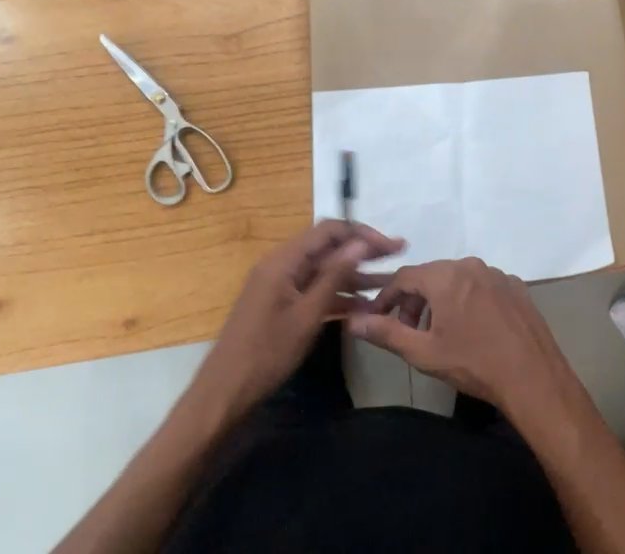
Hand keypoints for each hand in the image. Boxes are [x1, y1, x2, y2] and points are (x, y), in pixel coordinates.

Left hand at [200, 220, 404, 414]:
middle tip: (399, 254)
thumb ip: (334, 276)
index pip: (329, 231)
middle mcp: (281, 265)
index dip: (362, 233)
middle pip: (328, 247)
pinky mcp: (282, 304)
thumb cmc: (266, 354)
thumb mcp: (307, 315)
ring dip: (355, 275)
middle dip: (363, 250)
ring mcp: (281, 285)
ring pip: (324, 270)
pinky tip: (366, 306)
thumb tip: (361, 242)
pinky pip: (315, 290)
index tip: (391, 246)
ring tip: (391, 281)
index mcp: (283, 261)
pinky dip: (339, 294)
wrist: (224, 393)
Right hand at [346, 258, 577, 419]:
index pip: (405, 276)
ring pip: (457, 280)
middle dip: (414, 301)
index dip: (387, 297)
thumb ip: (386, 333)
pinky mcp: (515, 286)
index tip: (378, 319)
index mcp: (446, 276)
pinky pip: (481, 286)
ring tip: (439, 333)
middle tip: (409, 331)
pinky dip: (468, 300)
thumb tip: (354, 321)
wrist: (531, 375)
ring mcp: (497, 273)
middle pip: (431, 275)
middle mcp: (471, 265)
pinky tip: (472, 329)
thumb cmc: (473, 363)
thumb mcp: (423, 352)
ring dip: (441, 301)